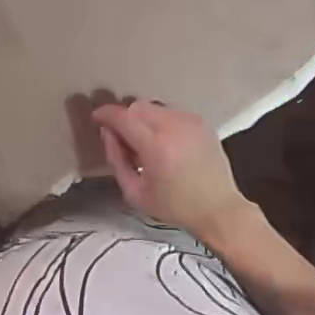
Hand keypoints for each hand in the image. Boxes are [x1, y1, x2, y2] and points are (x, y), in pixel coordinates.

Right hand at [92, 100, 256, 240]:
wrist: (217, 208)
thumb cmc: (174, 206)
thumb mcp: (134, 192)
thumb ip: (115, 159)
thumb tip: (108, 134)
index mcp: (156, 146)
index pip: (123, 116)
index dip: (105, 114)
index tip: (97, 118)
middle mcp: (174, 127)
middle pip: (137, 106)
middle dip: (124, 117)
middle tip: (122, 139)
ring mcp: (191, 122)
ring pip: (155, 106)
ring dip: (142, 119)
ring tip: (144, 143)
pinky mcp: (201, 123)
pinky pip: (171, 112)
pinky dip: (160, 121)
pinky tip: (162, 142)